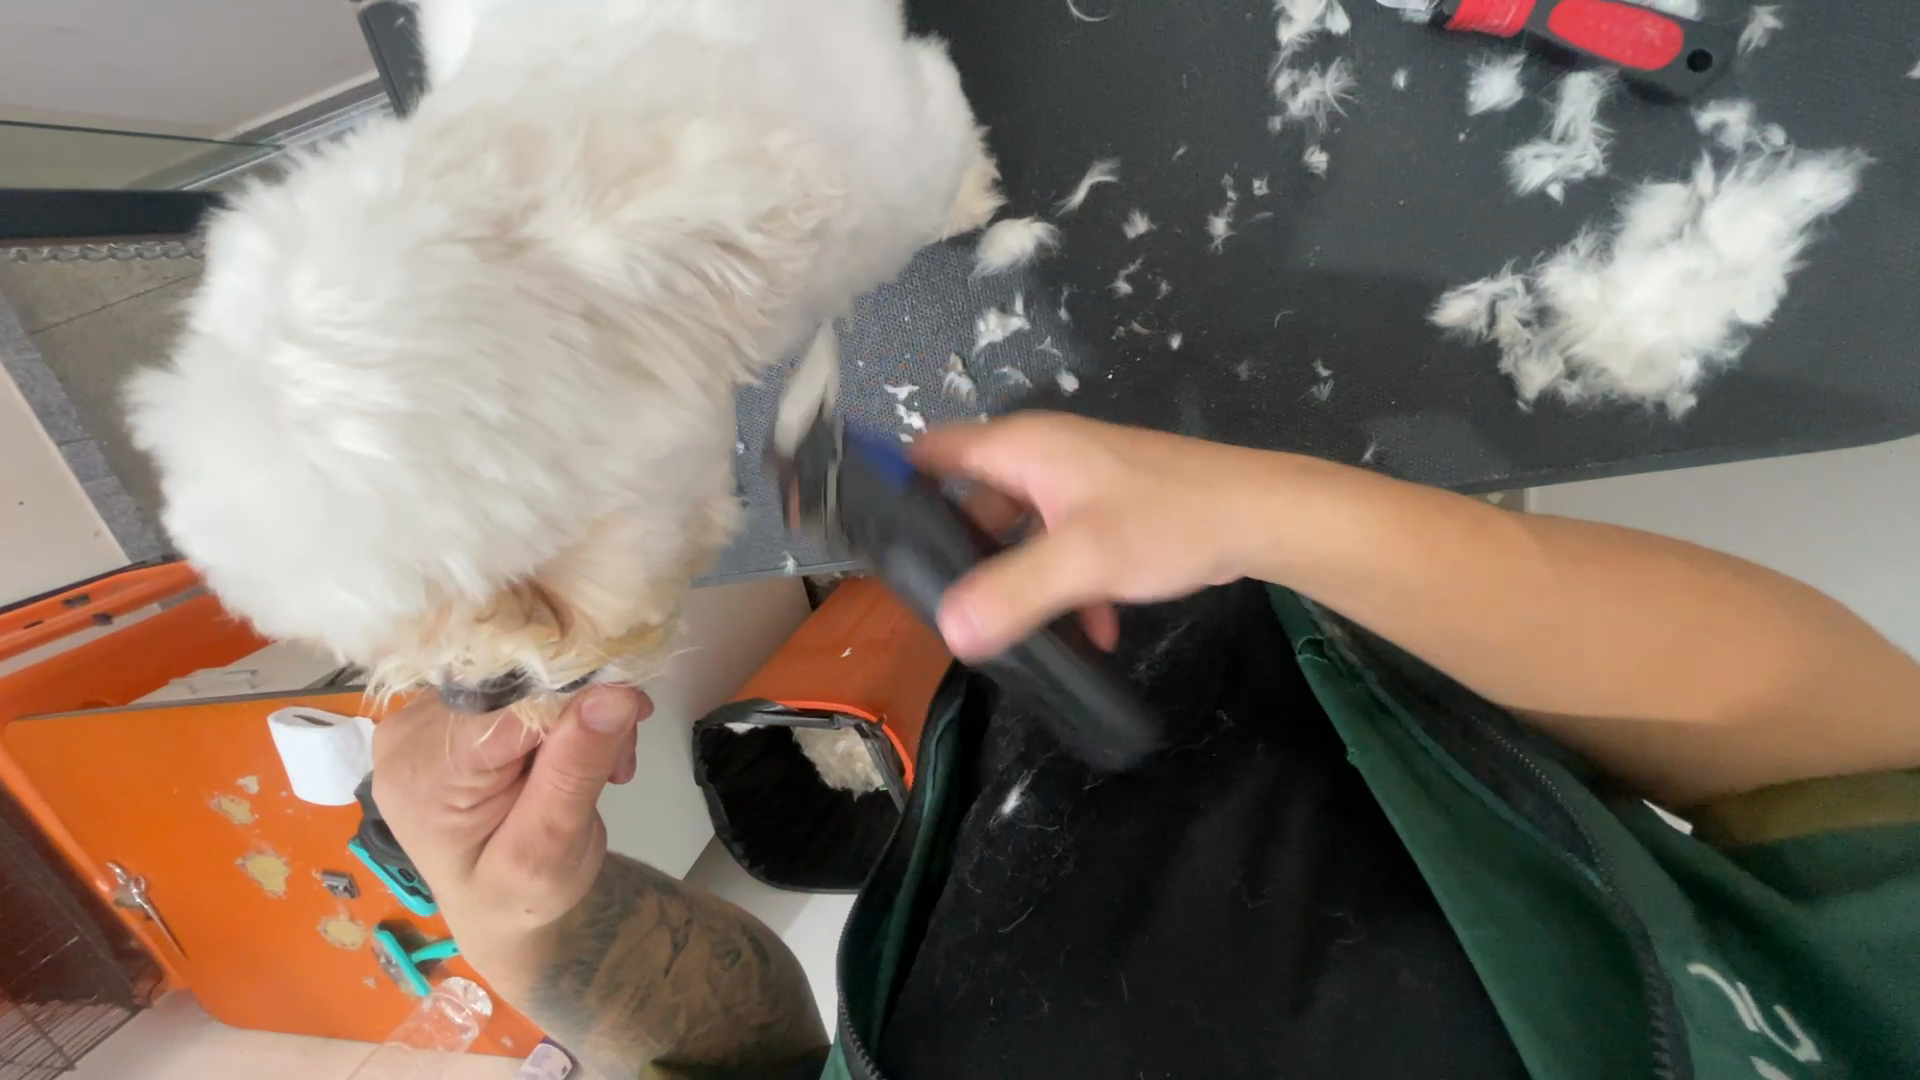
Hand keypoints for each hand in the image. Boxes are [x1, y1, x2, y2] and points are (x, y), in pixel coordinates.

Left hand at [372, 685, 649, 996]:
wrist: (501, 911)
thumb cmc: (520, 895)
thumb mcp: (551, 847)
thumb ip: (576, 768)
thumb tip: (614, 690)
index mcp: (424, 771)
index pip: (510, 697)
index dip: (577, 694)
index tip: (632, 716)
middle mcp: (412, 732)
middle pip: (518, 679)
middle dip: (585, 706)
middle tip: (620, 756)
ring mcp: (429, 718)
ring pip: (529, 676)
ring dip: (583, 710)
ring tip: (606, 764)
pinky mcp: (455, 712)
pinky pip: (526, 684)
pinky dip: (568, 709)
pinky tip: (584, 749)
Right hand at [914, 413, 1280, 660]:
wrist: (1261, 515)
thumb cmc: (1168, 519)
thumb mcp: (1084, 559)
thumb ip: (1014, 593)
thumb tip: (951, 630)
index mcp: (1021, 448)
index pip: (934, 451)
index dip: (900, 485)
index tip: (885, 539)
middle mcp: (1041, 456)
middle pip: (973, 500)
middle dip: (965, 553)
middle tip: (950, 603)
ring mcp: (1075, 481)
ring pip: (1021, 530)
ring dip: (1021, 578)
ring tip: (1020, 631)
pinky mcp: (1104, 507)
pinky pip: (1061, 542)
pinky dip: (1065, 581)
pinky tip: (1092, 628)